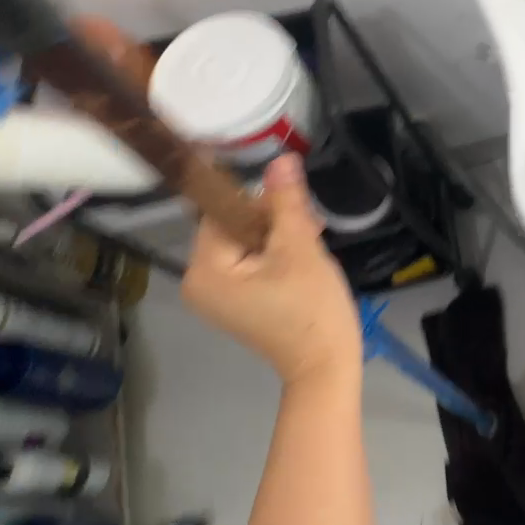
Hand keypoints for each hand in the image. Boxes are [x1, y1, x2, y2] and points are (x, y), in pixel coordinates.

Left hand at [182, 155, 362, 386]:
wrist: (325, 365)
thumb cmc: (311, 308)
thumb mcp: (302, 249)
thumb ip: (288, 203)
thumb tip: (281, 159)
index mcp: (204, 269)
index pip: (224, 212)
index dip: (261, 201)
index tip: (297, 206)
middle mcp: (199, 282)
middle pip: (234, 228)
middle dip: (274, 221)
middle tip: (313, 228)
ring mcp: (217, 297)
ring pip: (246, 245)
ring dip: (280, 238)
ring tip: (314, 246)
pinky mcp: (238, 304)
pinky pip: (251, 265)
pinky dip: (276, 257)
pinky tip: (305, 262)